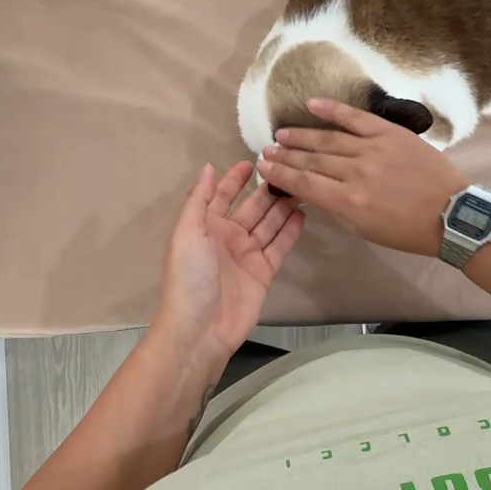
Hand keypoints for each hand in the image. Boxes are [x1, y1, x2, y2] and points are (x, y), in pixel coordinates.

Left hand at [153, 160, 307, 373]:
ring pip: (268, 225)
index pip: (221, 196)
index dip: (235, 179)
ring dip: (283, 207)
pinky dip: (290, 232)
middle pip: (251, 208)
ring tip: (302, 188)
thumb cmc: (189, 278)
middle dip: (267, 191)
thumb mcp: (187, 233)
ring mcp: (246, 255)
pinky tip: (303, 215)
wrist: (201, 328)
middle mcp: (227, 237)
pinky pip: (279, 247)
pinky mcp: (263, 273)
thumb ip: (198, 200)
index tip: (253, 161)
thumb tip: (208, 168)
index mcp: (205, 226)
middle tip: (290, 172)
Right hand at [256, 98, 469, 256]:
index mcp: (348, 203)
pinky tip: (311, 104)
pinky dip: (332, 109)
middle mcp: (355, 173)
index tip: (263, 168)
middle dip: (285, 156)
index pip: (303, 184)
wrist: (450, 214)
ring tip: (281, 134)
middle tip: (266, 151)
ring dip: (300, 136)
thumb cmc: (406, 231)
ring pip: (327, 139)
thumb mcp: (364, 230)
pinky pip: (355, 117)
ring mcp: (373, 149)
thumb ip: (335, 210)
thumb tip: (311, 192)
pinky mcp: (390, 133)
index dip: (279, 175)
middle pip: (310, 160)